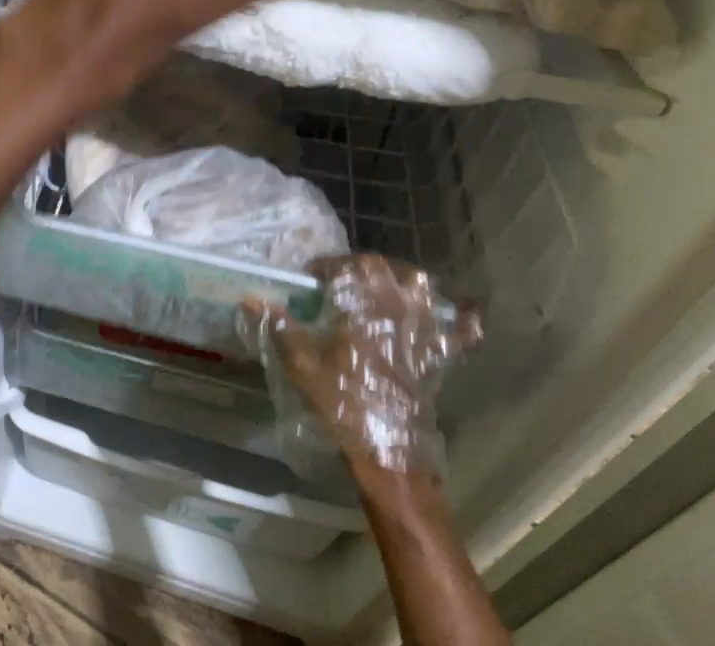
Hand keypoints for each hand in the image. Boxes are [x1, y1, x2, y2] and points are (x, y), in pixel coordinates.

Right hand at [242, 253, 482, 476]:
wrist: (388, 449)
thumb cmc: (341, 403)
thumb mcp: (302, 366)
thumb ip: (281, 328)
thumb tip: (252, 298)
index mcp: (361, 309)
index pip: (346, 266)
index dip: (326, 265)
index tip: (311, 278)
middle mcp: (396, 310)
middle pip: (382, 268)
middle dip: (358, 266)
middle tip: (339, 281)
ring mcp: (423, 330)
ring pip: (420, 285)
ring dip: (400, 277)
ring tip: (382, 287)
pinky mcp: (439, 353)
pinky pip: (461, 327)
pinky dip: (462, 315)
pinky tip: (458, 310)